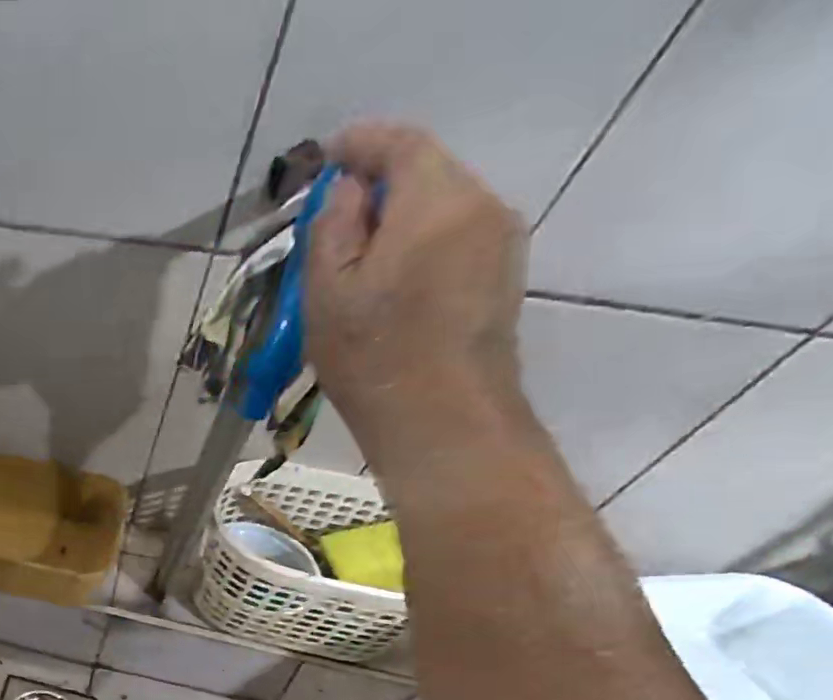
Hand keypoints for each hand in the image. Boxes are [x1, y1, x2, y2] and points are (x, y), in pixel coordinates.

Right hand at [305, 123, 526, 445]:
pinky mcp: (504, 277)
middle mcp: (482, 207)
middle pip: (428, 171)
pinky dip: (423, 239)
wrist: (444, 423)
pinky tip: (394, 276)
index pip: (401, 143)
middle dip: (380, 183)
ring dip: (402, 215)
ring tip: (360, 251)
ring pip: (444, 205)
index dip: (361, 142)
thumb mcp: (327, 288)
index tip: (329, 155)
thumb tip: (351, 189)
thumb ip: (334, 223)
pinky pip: (458, 235)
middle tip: (336, 212)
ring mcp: (502, 243)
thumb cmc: (373, 356)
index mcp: (437, 201)